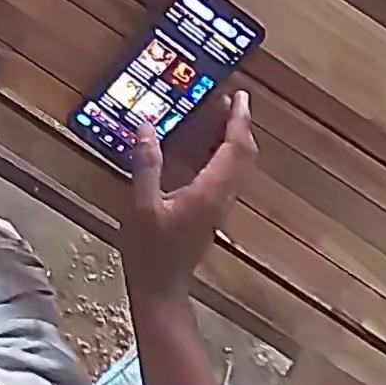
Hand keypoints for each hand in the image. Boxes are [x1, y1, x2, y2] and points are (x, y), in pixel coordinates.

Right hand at [123, 89, 257, 304]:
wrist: (162, 288)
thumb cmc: (151, 251)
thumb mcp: (142, 206)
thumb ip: (147, 166)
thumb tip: (147, 128)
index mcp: (209, 192)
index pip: (234, 148)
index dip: (238, 120)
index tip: (238, 95)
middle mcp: (221, 197)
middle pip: (243, 155)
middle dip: (239, 125)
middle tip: (228, 100)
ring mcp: (218, 206)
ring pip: (237, 165)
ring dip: (232, 138)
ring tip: (218, 117)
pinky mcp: (210, 213)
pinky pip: (226, 175)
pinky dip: (222, 154)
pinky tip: (203, 149)